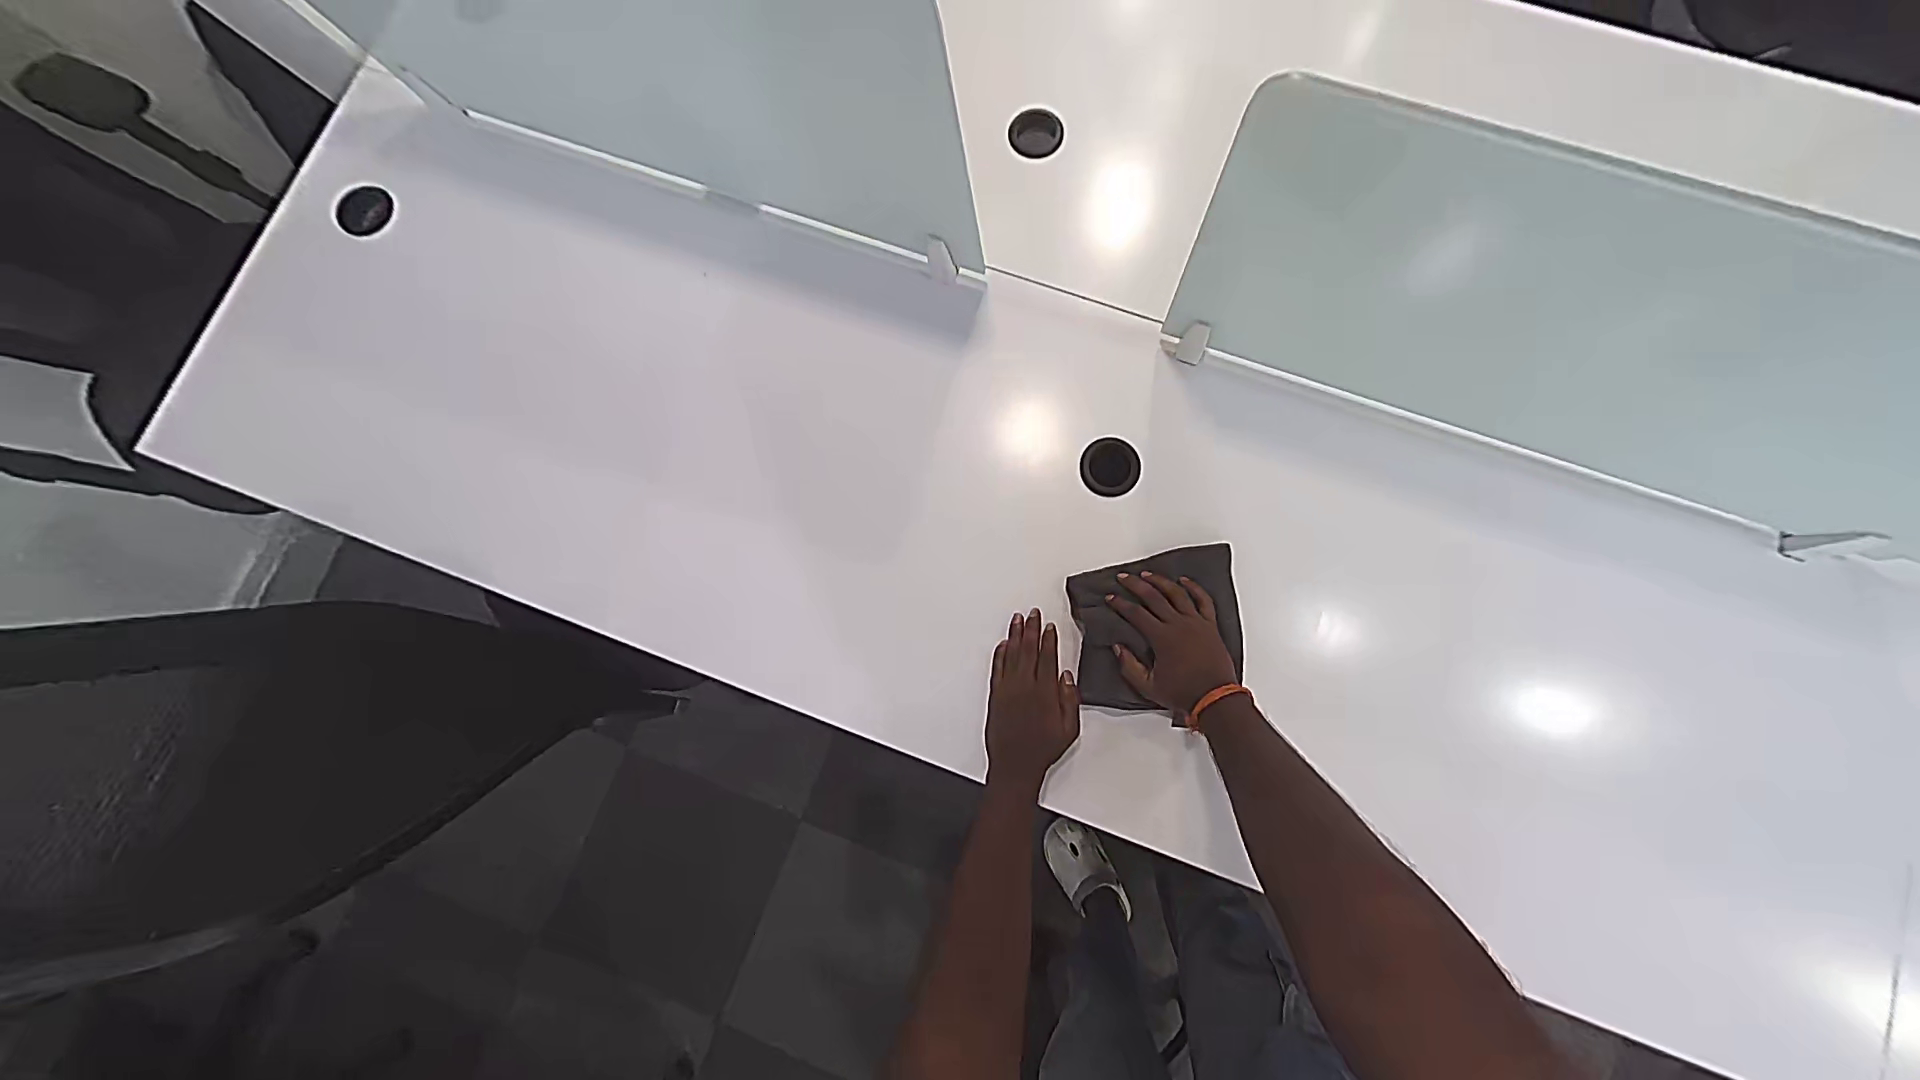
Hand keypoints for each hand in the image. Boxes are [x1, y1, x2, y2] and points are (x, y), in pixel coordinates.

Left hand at [986, 609, 1080, 794]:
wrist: (1015, 765)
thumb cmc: (1042, 749)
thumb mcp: (1069, 729)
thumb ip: (1069, 700)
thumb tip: (1067, 677)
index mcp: (1045, 692)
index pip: (1047, 657)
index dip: (1048, 639)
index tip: (1049, 626)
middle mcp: (1025, 687)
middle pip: (1028, 650)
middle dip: (1031, 629)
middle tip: (1033, 614)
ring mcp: (1008, 689)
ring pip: (1011, 655)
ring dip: (1014, 635)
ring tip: (1017, 620)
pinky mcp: (995, 695)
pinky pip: (997, 668)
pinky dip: (999, 654)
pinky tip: (1003, 644)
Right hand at [1106, 573, 1238, 719]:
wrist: (1215, 698)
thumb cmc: (1182, 693)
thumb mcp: (1148, 686)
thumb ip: (1129, 666)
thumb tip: (1118, 647)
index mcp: (1162, 638)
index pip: (1136, 613)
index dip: (1121, 603)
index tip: (1110, 597)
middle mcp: (1179, 625)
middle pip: (1153, 597)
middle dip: (1135, 585)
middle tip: (1123, 577)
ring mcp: (1196, 623)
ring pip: (1177, 593)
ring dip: (1160, 581)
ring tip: (1148, 574)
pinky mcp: (1210, 626)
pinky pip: (1204, 601)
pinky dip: (1194, 588)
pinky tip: (1184, 581)